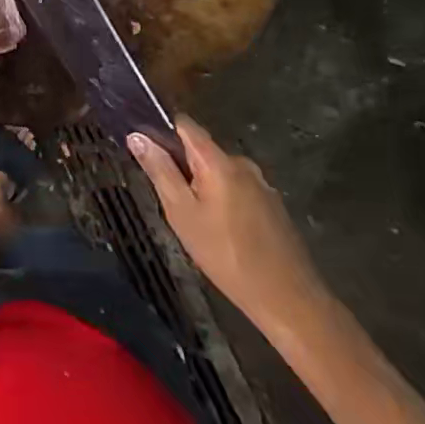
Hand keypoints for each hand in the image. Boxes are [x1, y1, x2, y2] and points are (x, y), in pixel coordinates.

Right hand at [129, 115, 325, 319]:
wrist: (287, 298)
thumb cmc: (225, 254)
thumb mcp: (181, 213)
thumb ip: (160, 171)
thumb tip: (137, 136)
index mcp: (218, 161)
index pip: (186, 125)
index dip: (163, 132)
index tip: (148, 155)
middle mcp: (243, 164)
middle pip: (202, 151)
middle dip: (183, 168)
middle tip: (172, 203)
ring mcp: (262, 185)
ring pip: (220, 173)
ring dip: (204, 186)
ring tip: (196, 222)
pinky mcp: (273, 205)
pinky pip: (238, 190)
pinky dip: (224, 200)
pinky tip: (223, 232)